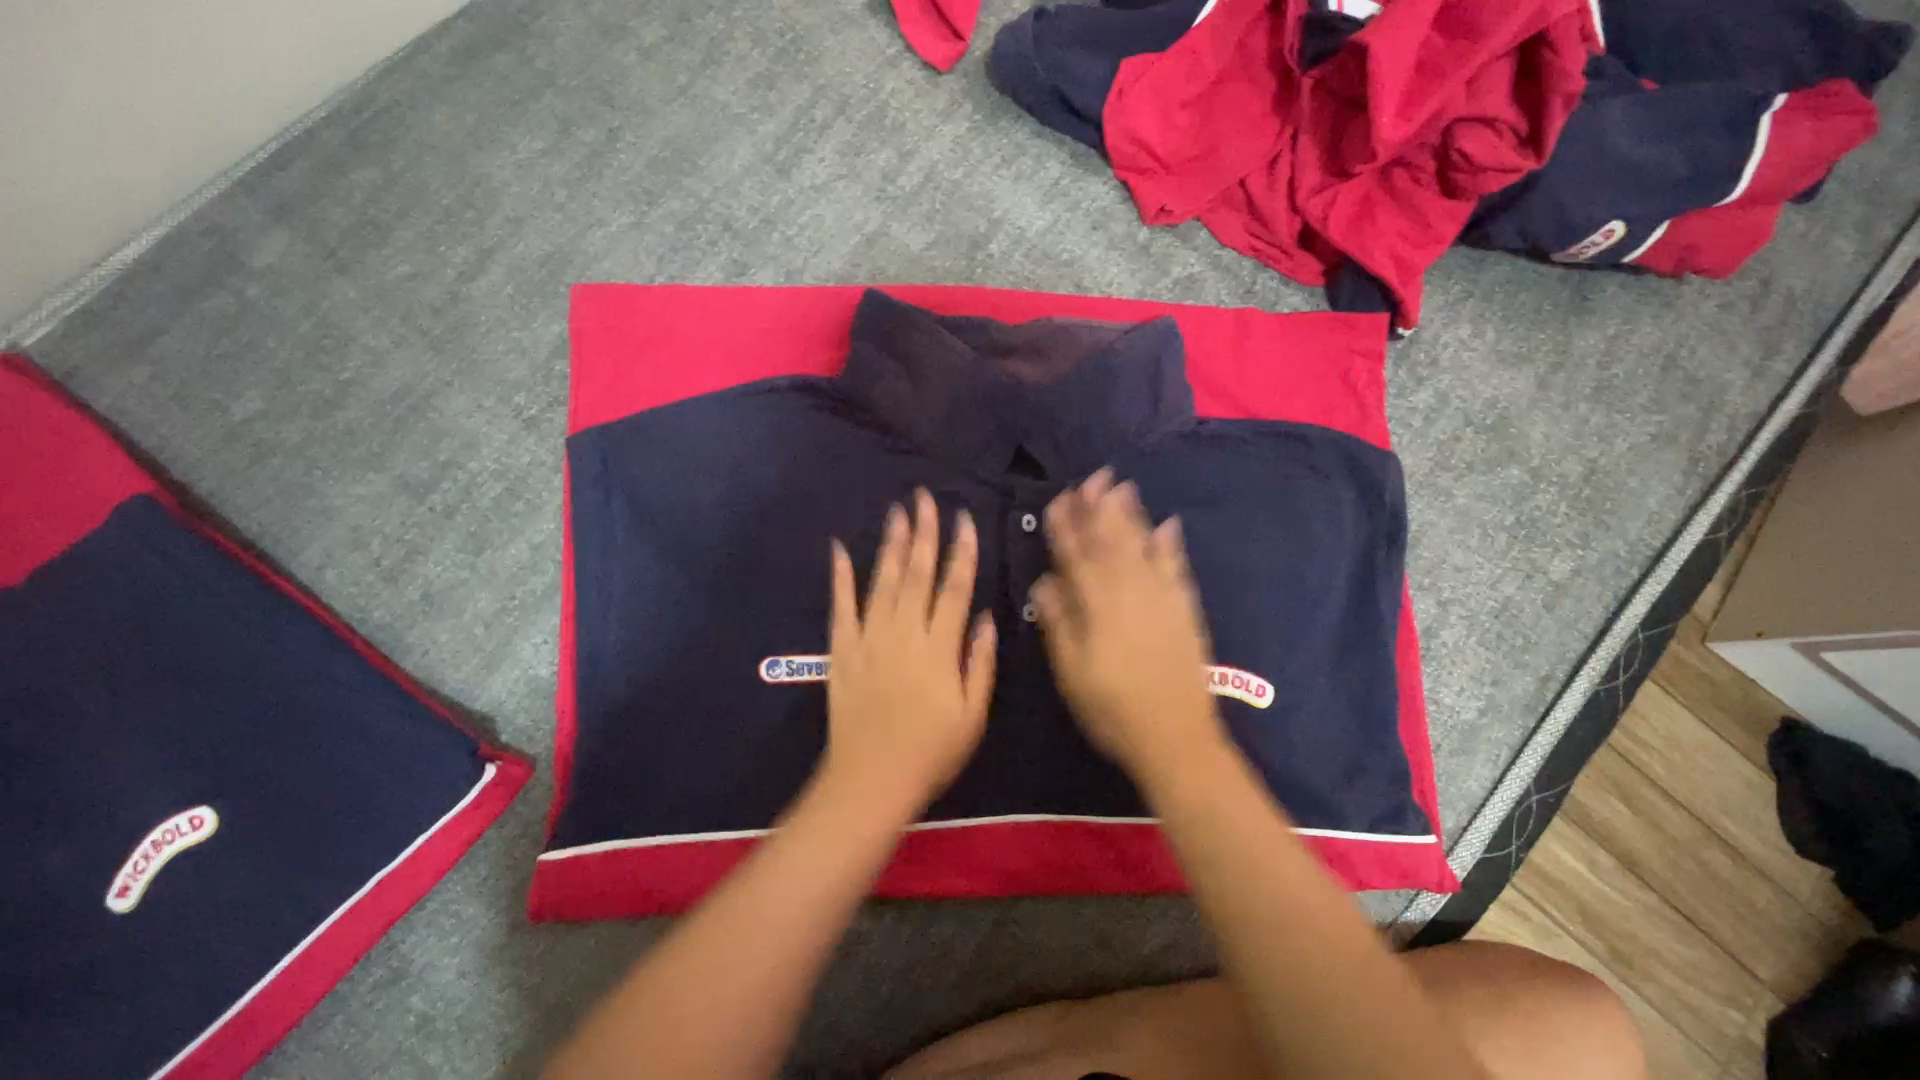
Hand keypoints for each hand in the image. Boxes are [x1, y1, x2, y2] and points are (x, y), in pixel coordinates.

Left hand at [822, 489, 996, 818]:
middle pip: (918, 574)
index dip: (962, 551)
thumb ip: (980, 663)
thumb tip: (984, 617)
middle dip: (924, 533)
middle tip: (925, 498)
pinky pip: (841, 607)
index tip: (965, 519)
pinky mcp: (841, 651)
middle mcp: (904, 634)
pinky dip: (841, 577)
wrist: (871, 780)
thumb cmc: (931, 753)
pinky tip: (841, 548)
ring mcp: (869, 640)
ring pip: (883, 582)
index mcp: (940, 649)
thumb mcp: (972, 715)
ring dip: (892, 545)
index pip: (955, 589)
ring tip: (898, 512)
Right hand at [1031, 469, 1230, 781]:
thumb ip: (1059, 622)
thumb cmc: (1111, 709)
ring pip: (1142, 546)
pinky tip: (1168, 524)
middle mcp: (1129, 591)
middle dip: (1098, 509)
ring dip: (1131, 515)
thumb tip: (1044, 581)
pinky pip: (1177, 567)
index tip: (1056, 500)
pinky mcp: (1186, 610)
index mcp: (1096, 605)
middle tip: (1092, 478)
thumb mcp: (1071, 672)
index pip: (1075, 556)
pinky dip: (1171, 544)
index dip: (1065, 527)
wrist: (1175, 736)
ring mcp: (1161, 598)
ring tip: (1122, 487)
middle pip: (1110, 541)